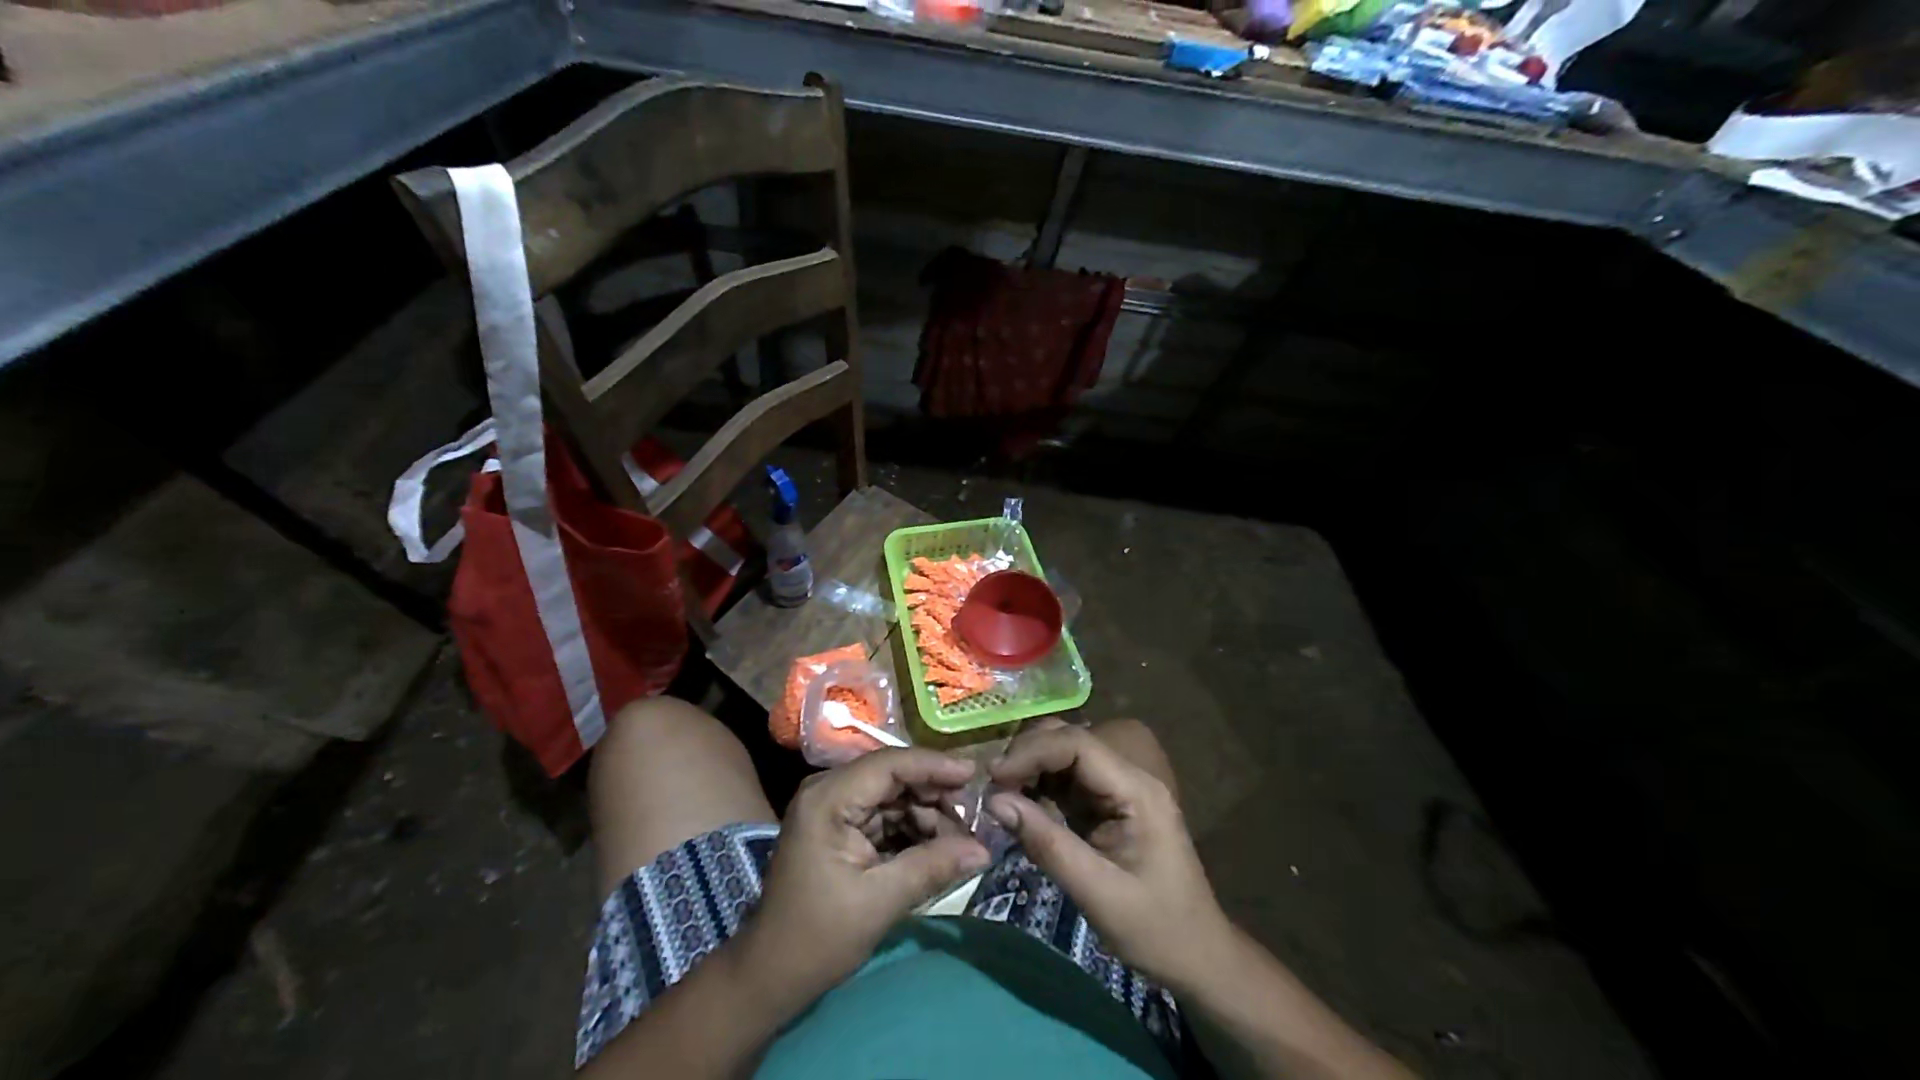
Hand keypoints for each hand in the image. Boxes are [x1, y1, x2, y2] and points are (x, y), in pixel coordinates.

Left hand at [742, 749, 989, 1002]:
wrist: (772, 973)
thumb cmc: (819, 935)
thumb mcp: (881, 900)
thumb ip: (933, 866)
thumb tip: (985, 850)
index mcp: (829, 798)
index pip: (890, 764)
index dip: (934, 766)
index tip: (973, 775)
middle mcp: (829, 791)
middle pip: (894, 776)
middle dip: (935, 795)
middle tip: (973, 819)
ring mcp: (833, 808)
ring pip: (894, 796)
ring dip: (928, 815)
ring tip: (962, 840)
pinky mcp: (841, 827)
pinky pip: (886, 815)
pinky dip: (913, 829)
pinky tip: (939, 848)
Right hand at [987, 722, 1230, 989]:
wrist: (1197, 956)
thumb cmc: (1155, 928)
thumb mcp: (1098, 893)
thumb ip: (1047, 844)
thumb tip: (994, 801)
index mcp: (1137, 789)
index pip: (1078, 744)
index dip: (1031, 752)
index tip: (993, 778)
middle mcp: (1128, 776)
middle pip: (1069, 740)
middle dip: (1027, 755)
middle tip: (992, 788)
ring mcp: (1117, 788)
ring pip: (1064, 755)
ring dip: (1030, 768)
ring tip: (1000, 797)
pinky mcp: (1106, 804)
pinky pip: (1066, 779)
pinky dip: (1039, 786)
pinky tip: (1020, 806)